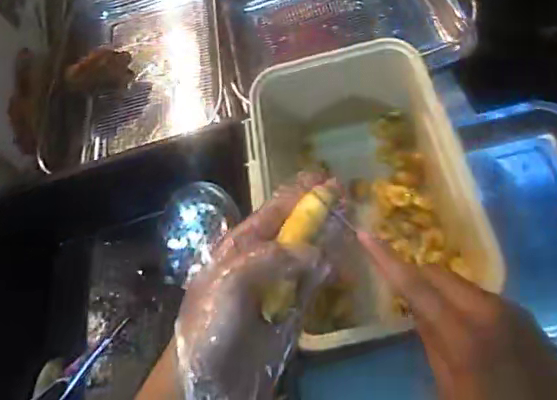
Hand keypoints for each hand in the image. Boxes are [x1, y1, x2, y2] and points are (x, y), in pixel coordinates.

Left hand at [171, 174, 338, 399]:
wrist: (204, 382)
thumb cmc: (211, 322)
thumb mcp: (232, 279)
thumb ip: (273, 256)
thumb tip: (316, 253)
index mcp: (244, 242)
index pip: (277, 207)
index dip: (301, 190)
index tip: (327, 177)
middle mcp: (264, 257)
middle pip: (298, 225)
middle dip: (321, 209)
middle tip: (347, 198)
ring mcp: (279, 284)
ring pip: (311, 251)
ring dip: (331, 236)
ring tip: (352, 224)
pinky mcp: (292, 312)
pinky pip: (315, 283)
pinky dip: (332, 269)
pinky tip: (345, 262)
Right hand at [359, 231, 556, 399]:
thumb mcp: (452, 395)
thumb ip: (433, 350)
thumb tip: (416, 312)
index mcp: (463, 333)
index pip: (416, 286)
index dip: (387, 260)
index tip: (365, 233)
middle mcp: (486, 307)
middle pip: (439, 275)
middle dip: (416, 276)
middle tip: (396, 290)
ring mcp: (509, 307)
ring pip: (462, 285)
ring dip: (442, 293)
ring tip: (429, 316)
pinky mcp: (524, 314)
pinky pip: (483, 298)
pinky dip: (465, 304)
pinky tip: (463, 329)